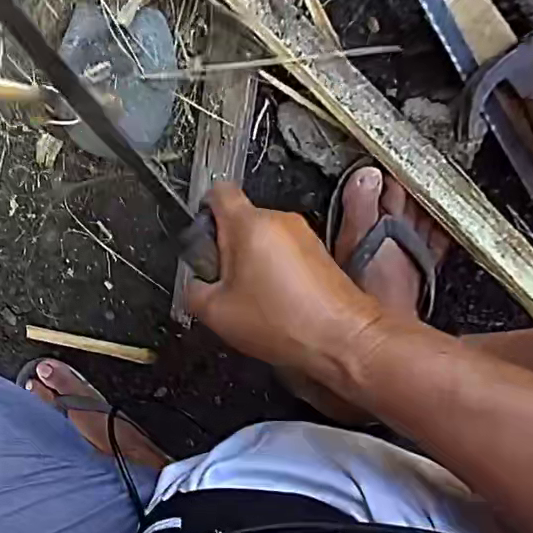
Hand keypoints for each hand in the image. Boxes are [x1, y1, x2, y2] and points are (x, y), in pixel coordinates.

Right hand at [183, 184, 393, 372]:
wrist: (340, 339)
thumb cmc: (286, 322)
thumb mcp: (214, 312)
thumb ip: (192, 289)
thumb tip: (193, 283)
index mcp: (250, 225)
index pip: (217, 192)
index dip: (202, 210)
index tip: (200, 235)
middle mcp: (280, 221)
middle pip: (238, 221)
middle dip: (225, 249)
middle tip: (223, 282)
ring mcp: (302, 236)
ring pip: (261, 239)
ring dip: (249, 263)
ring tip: (249, 298)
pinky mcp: (318, 254)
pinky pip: (283, 253)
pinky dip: (272, 273)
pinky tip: (271, 303)